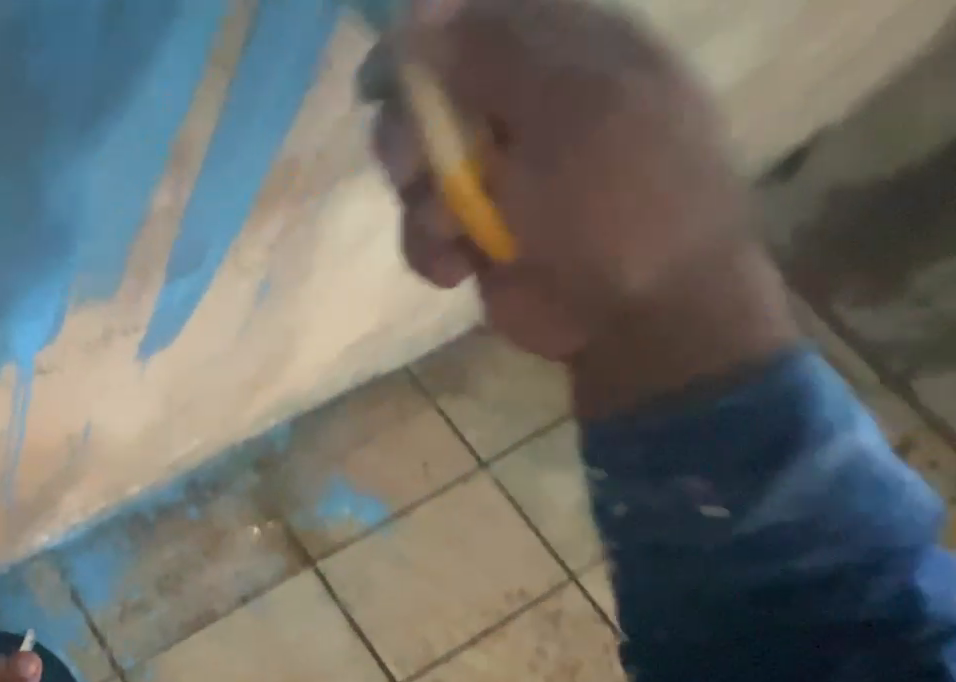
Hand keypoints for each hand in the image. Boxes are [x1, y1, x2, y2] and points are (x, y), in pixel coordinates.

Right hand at [372, 0, 796, 416]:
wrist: (639, 315)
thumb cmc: (623, 202)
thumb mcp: (569, 110)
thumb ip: (494, 55)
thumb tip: (418, 8)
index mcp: (570, 53)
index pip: (480, 16)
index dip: (422, 39)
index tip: (378, 77)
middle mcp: (527, 105)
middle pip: (430, 95)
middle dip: (411, 139)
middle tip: (416, 171)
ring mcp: (500, 172)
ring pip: (415, 166)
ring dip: (421, 207)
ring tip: (453, 236)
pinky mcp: (476, 228)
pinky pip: (421, 225)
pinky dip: (429, 250)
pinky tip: (457, 269)